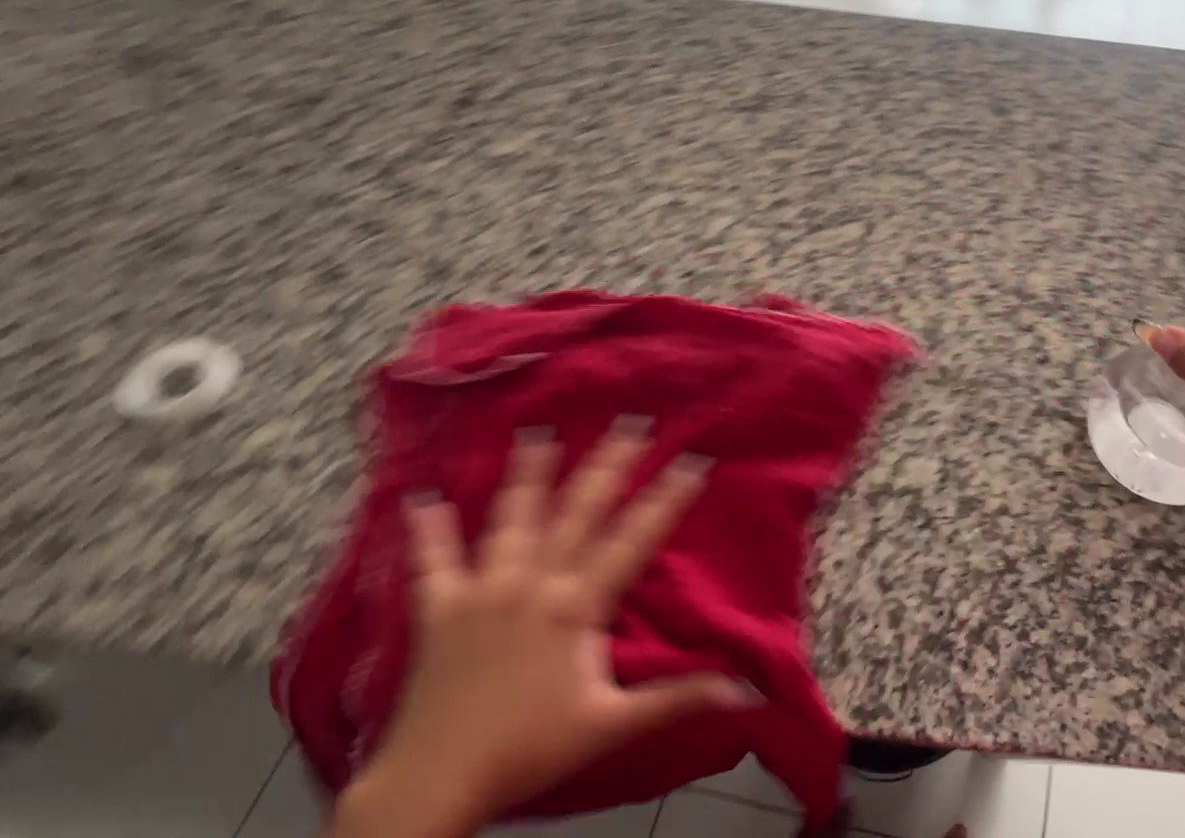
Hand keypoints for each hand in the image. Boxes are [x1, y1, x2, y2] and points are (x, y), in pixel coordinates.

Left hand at [333, 419, 759, 837]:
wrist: (435, 780)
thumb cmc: (529, 749)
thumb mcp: (612, 724)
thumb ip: (678, 699)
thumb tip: (746, 693)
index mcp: (576, 605)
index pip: (633, 539)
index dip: (666, 499)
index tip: (692, 462)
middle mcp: (532, 583)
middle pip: (578, 512)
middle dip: (607, 465)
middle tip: (629, 423)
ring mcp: (482, 591)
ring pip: (511, 521)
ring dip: (527, 476)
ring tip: (537, 434)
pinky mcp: (440, 610)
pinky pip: (433, 562)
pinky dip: (427, 531)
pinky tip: (420, 499)